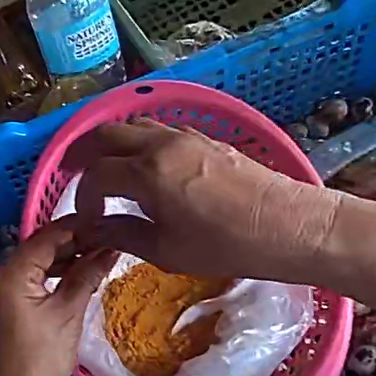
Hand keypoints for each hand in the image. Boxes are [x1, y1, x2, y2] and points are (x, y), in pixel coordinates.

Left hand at [0, 220, 117, 375]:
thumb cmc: (40, 359)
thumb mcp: (68, 314)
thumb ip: (86, 276)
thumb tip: (110, 248)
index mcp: (10, 273)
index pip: (46, 237)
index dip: (77, 227)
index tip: (106, 218)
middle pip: (38, 247)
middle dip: (72, 241)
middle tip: (108, 237)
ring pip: (33, 263)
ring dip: (63, 259)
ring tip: (99, 254)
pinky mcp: (1, 305)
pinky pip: (28, 279)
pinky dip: (51, 276)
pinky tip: (76, 275)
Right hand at [64, 120, 342, 282]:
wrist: (291, 227)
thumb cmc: (227, 246)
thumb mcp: (166, 250)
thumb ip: (122, 234)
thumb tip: (94, 228)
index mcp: (146, 173)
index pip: (95, 174)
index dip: (83, 197)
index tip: (89, 219)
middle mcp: (160, 144)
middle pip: (106, 134)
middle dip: (88, 157)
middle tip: (85, 183)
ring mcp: (185, 136)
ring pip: (133, 125)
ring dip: (116, 145)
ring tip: (114, 174)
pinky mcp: (205, 138)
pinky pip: (160, 129)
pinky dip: (142, 143)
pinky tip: (150, 169)